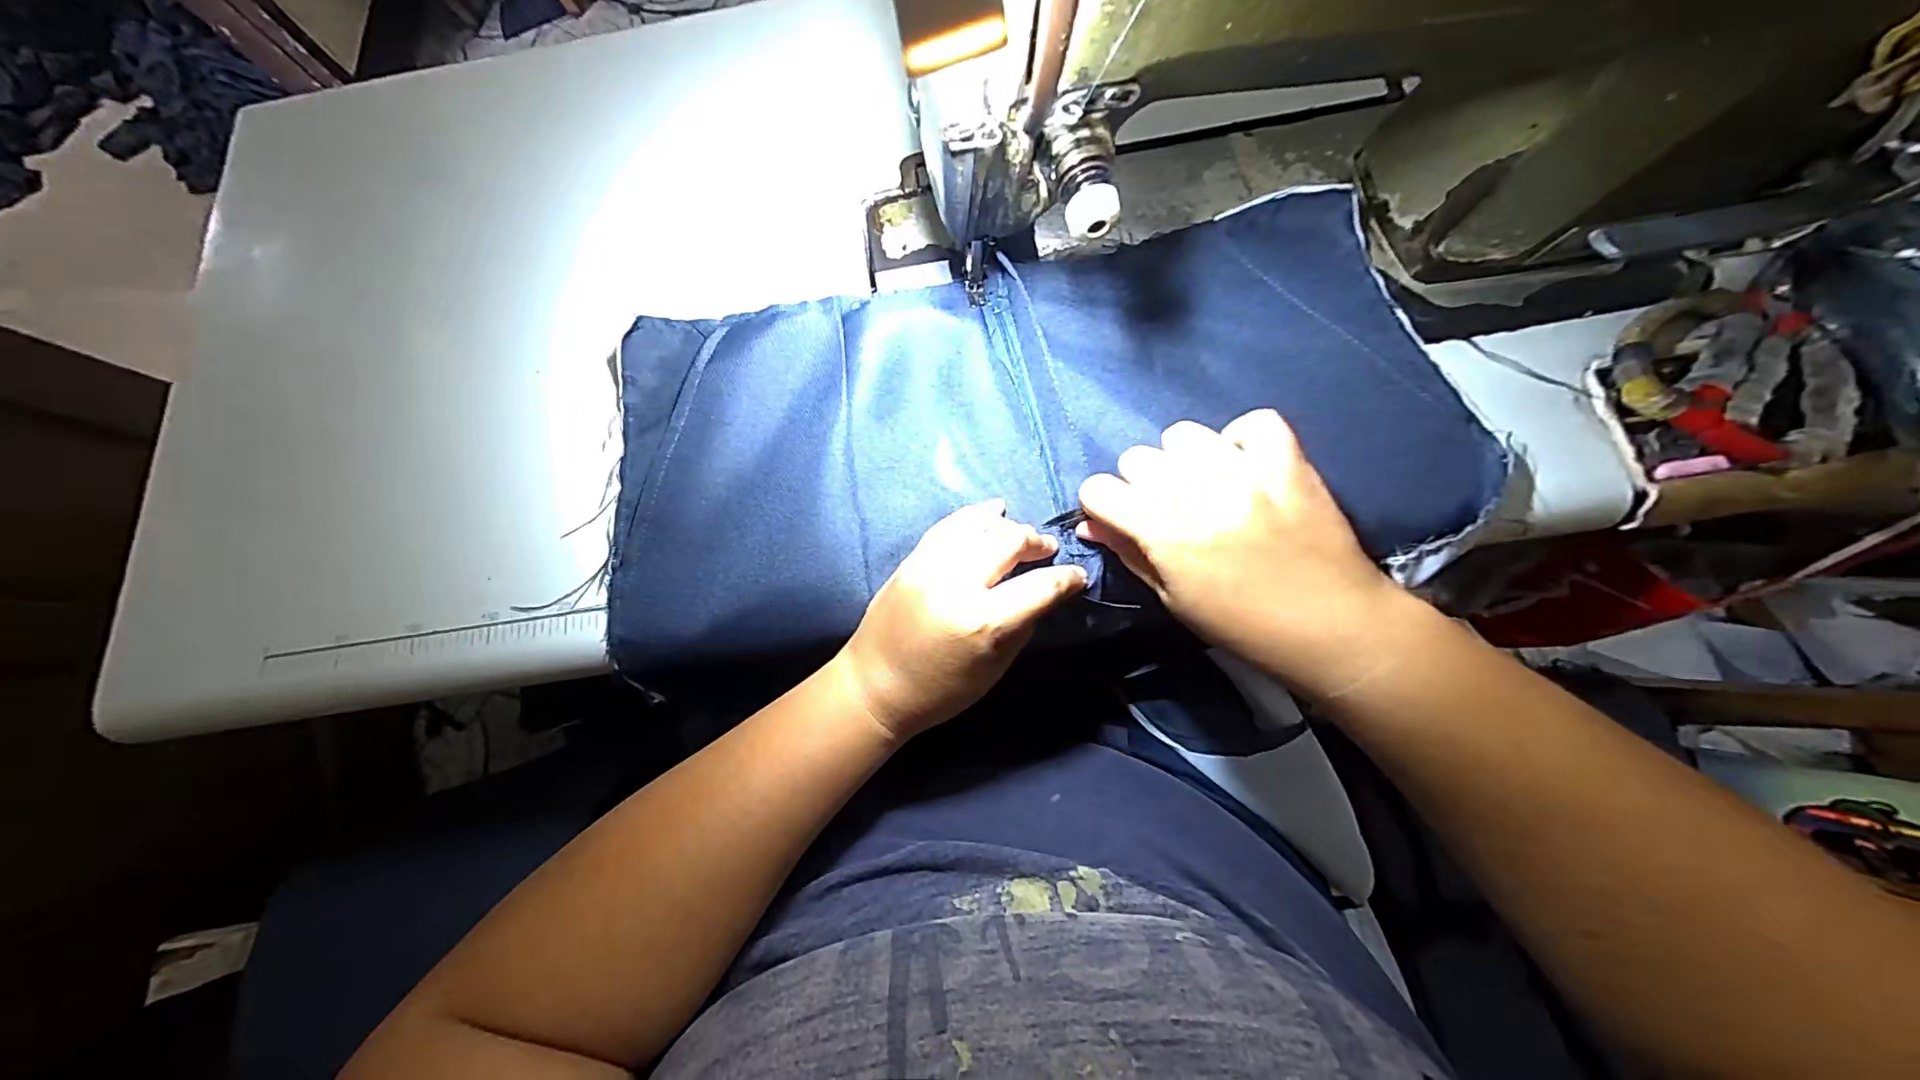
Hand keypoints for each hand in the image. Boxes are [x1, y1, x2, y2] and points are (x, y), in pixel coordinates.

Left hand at [835, 500, 1087, 741]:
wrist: (874, 686)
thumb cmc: (941, 691)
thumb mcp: (995, 669)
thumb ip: (1024, 625)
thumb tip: (1045, 593)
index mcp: (983, 622)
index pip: (1040, 586)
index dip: (1067, 578)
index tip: (1077, 576)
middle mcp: (957, 585)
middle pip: (1010, 542)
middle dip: (1036, 543)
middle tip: (1046, 551)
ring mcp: (930, 567)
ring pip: (980, 526)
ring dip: (1008, 526)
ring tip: (1021, 535)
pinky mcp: (912, 560)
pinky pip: (949, 525)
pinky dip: (974, 516)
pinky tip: (992, 512)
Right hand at [1076, 409, 1411, 697]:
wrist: (1328, 625)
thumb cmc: (1241, 625)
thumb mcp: (1172, 598)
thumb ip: (1129, 553)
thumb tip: (1092, 525)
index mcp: (1159, 528)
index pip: (1098, 488)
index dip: (1103, 505)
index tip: (1120, 519)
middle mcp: (1193, 489)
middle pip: (1136, 457)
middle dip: (1141, 484)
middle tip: (1169, 510)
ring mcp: (1242, 469)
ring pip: (1183, 434)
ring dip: (1185, 459)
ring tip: (1206, 485)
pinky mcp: (1285, 459)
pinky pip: (1253, 423)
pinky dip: (1242, 439)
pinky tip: (1245, 465)